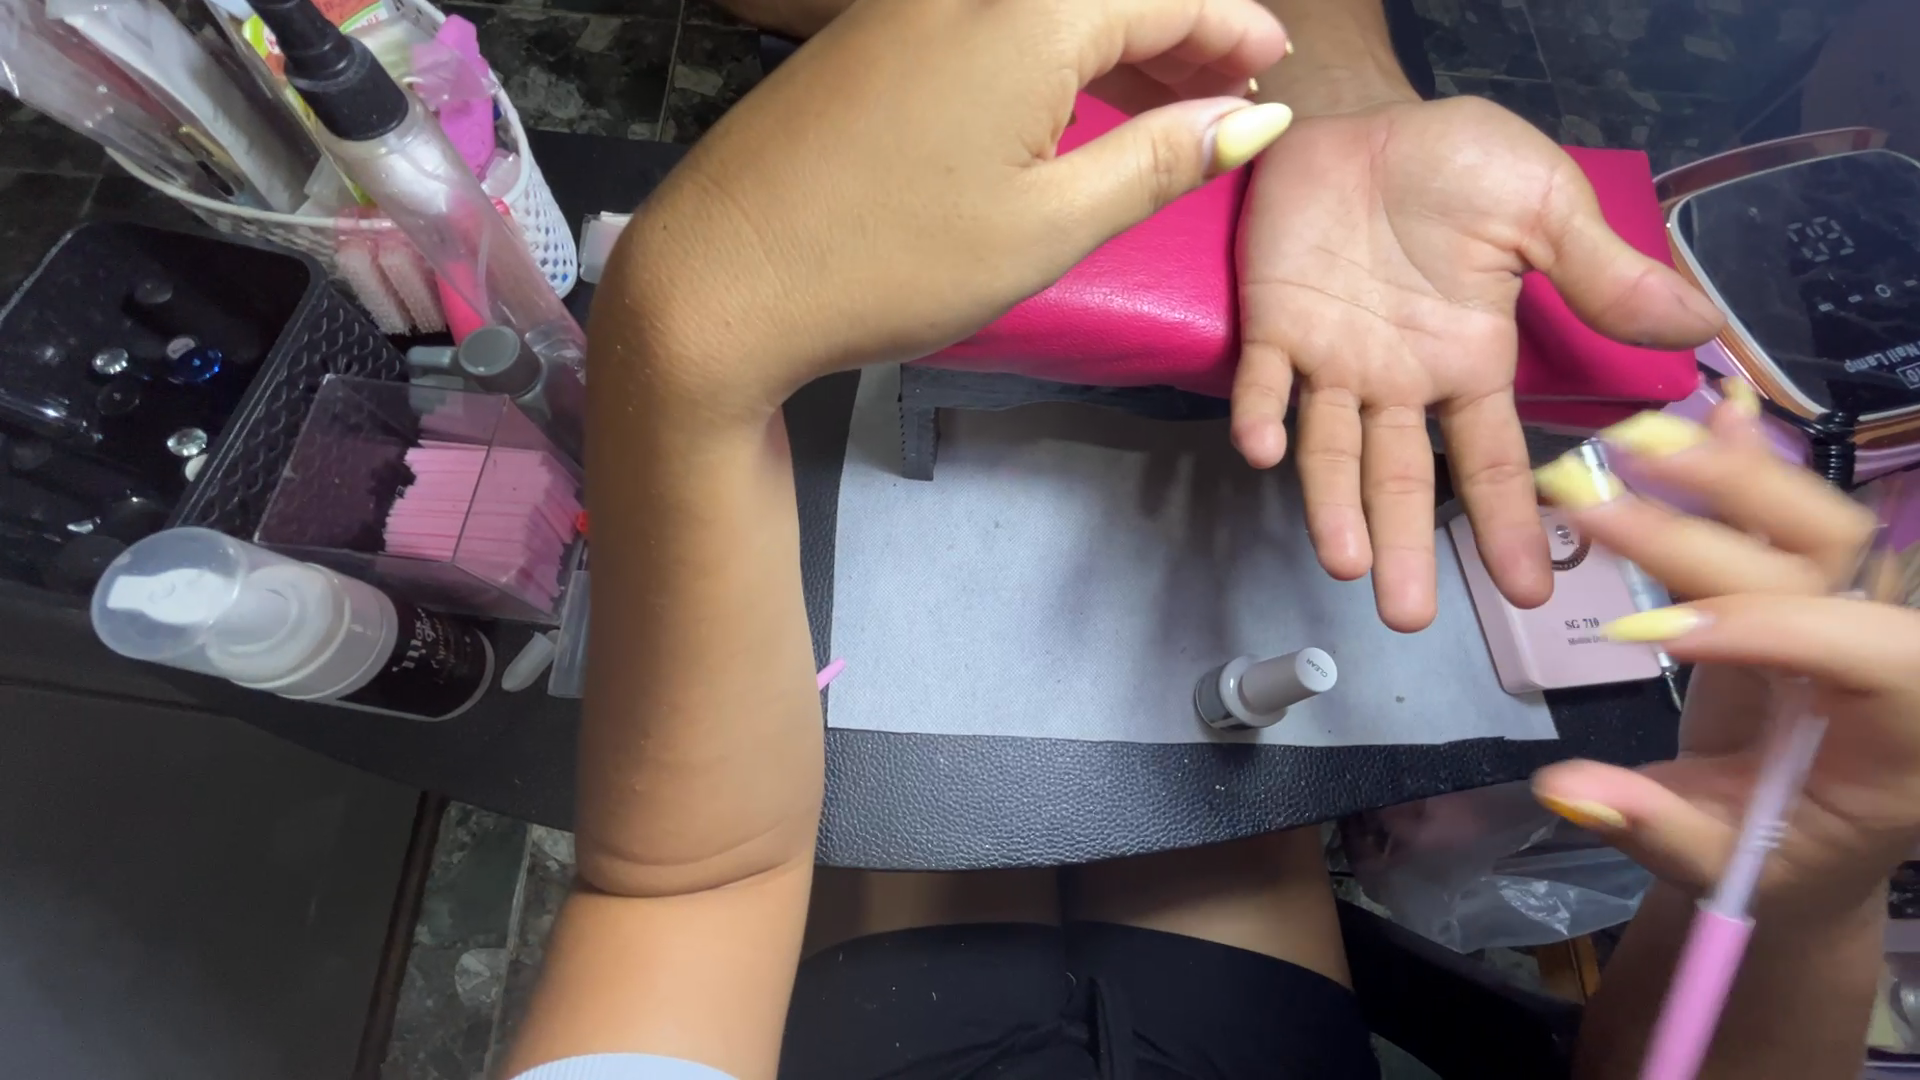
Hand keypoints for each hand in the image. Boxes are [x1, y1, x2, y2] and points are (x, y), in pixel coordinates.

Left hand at [595, 0, 1291, 424]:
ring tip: (1154, 101)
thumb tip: (1247, 118)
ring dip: (1107, 46)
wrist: (729, 282)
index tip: (1271, 67)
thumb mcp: (1046, 228)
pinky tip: (1052, 107)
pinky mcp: (858, 49)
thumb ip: (1153, 163)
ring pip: (1036, 13)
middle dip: (1177, 31)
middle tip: (1224, 89)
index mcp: (1026, 16)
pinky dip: (1038, 62)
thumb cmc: (897, 264)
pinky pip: (979, 33)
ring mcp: (899, 11)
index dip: (1229, 25)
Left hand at [1232, 95, 1725, 630]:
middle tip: (1407, 616)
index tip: (1528, 589)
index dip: (1503, 522)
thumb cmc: (1451, 167)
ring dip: (1331, 507)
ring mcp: (1329, 361)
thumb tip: (1699, 336)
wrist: (1358, 127)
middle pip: (1397, 478)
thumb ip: (1597, 276)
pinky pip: (1261, 384)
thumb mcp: (1541, 211)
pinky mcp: (1271, 330)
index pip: (1485, 458)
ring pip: (1327, 450)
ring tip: (1345, 565)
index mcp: (1463, 361)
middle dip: (1403, 545)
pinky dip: (1259, 417)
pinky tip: (1264, 454)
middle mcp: (1393, 381)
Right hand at [1531, 392, 1919, 919]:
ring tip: (1628, 443)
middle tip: (1588, 501)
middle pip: (1831, 564)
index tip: (1639, 630)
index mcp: (1902, 736)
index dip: (1763, 630)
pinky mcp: (1794, 597)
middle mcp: (1889, 659)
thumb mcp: (1705, 860)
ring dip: (1724, 474)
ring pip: (1815, 524)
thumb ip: (1648, 825)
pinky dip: (1749, 464)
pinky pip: (1785, 521)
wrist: (1796, 837)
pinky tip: (1713, 410)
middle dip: (1708, 526)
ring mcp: (1841, 617)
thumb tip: (1563, 788)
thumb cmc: (1761, 856)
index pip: (1868, 656)